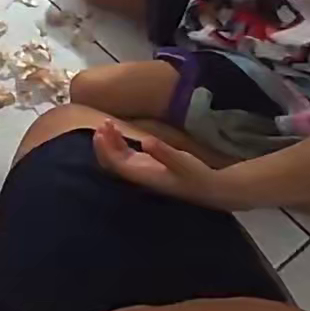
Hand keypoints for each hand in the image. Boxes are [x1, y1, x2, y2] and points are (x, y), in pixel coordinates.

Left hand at [93, 119, 232, 207]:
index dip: (105, 149)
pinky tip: (117, 131)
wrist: (209, 188)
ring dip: (109, 141)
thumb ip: (164, 152)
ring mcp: (141, 169)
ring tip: (108, 123)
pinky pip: (125, 154)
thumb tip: (146, 141)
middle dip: (103, 143)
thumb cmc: (196, 175)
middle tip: (103, 123)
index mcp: (143, 175)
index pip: (116, 164)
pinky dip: (118, 142)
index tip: (100, 132)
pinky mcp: (146, 165)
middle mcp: (138, 174)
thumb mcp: (183, 163)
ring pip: (116, 156)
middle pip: (111, 161)